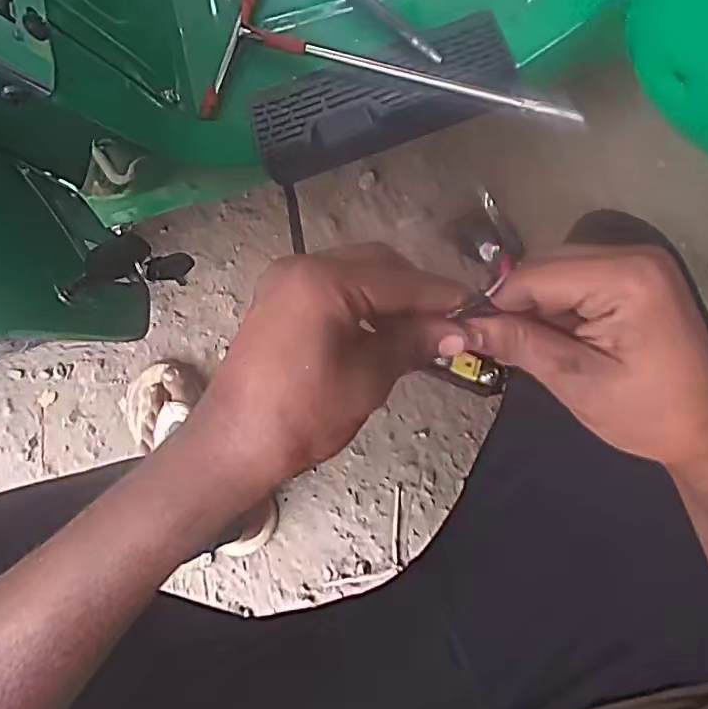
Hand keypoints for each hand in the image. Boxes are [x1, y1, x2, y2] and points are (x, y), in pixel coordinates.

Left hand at [192, 245, 466, 487]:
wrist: (233, 445)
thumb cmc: (298, 416)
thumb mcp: (366, 380)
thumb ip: (411, 343)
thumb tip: (453, 330)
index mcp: (322, 282)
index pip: (399, 279)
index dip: (441, 295)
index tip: (474, 308)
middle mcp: (301, 267)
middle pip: (377, 264)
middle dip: (416, 290)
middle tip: (449, 322)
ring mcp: (285, 279)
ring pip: (355, 271)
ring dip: (390, 294)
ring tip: (421, 328)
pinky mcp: (279, 297)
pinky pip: (333, 285)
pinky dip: (362, 300)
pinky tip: (384, 327)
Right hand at [450, 245, 707, 468]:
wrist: (702, 431)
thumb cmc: (647, 414)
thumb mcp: (575, 381)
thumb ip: (518, 343)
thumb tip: (464, 326)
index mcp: (627, 278)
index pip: (535, 274)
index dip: (500, 304)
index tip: (477, 335)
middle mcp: (635, 256)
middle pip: (544, 266)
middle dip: (521, 304)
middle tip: (511, 346)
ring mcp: (638, 261)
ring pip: (555, 269)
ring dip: (538, 304)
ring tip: (546, 345)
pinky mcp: (635, 273)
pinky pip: (575, 276)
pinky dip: (558, 303)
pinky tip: (565, 335)